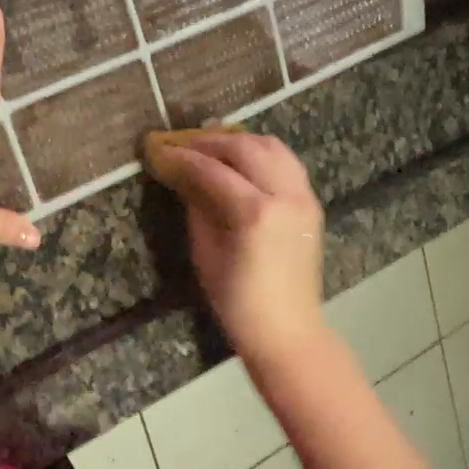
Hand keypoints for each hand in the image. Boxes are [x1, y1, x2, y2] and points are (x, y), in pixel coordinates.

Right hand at [153, 134, 326, 364]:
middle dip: (209, 142)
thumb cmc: (236, 301)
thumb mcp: (205, 253)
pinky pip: (285, 162)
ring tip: (209, 147)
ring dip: (237, 141)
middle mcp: (284, 195)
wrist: (286, 328)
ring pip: (271, 147)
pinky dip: (261, 154)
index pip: (212, 170)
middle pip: (244, 147)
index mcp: (255, 213)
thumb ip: (197, 207)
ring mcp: (303, 196)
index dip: (181, 158)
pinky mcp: (310, 202)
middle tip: (180, 145)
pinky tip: (239, 161)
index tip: (157, 150)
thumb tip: (183, 177)